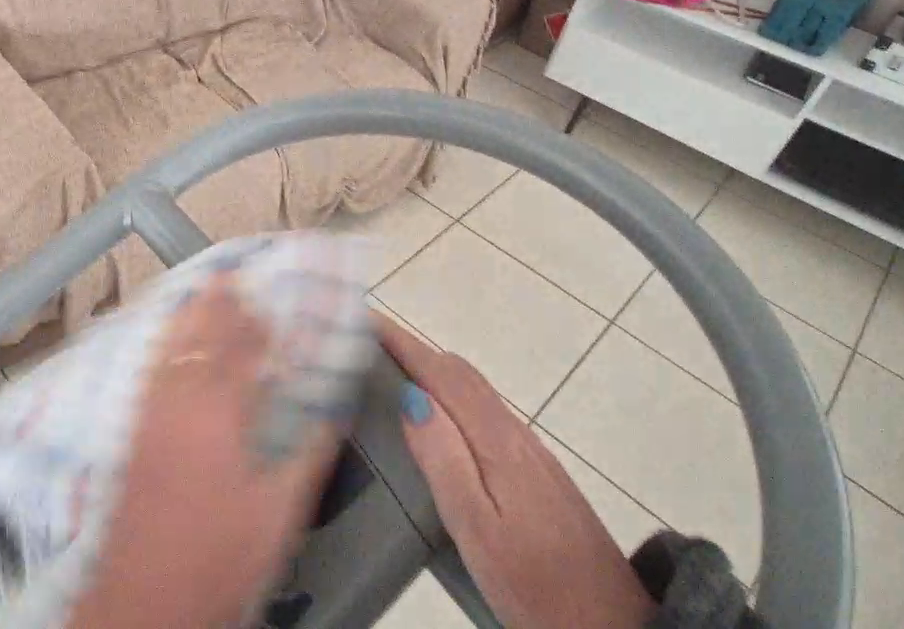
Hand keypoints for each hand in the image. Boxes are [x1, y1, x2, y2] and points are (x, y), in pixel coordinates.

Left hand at [68, 282, 341, 628]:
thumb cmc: (221, 555)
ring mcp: (151, 415)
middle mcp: (181, 402)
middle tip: (228, 272)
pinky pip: (148, 372)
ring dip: (187, 316)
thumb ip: (309, 450)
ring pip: (170, 349)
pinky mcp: (131, 434)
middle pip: (200, 339)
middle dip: (216, 303)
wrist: (146, 593)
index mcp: (222, 414)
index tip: (267, 293)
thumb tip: (330, 408)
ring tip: (198, 290)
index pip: (242, 350)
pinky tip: (163, 342)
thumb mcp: (281, 509)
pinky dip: (161, 346)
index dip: (255, 319)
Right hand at [378, 316, 656, 628]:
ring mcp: (532, 455)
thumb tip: (410, 397)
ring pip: (474, 394)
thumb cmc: (537, 586)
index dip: (402, 342)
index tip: (364, 318)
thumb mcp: (477, 529)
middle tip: (365, 346)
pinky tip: (435, 422)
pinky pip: (484, 416)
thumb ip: (443, 460)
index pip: (442, 374)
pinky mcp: (539, 475)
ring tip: (389, 375)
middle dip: (413, 350)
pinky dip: (451, 400)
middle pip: (460, 374)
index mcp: (497, 444)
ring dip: (432, 374)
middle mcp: (517, 436)